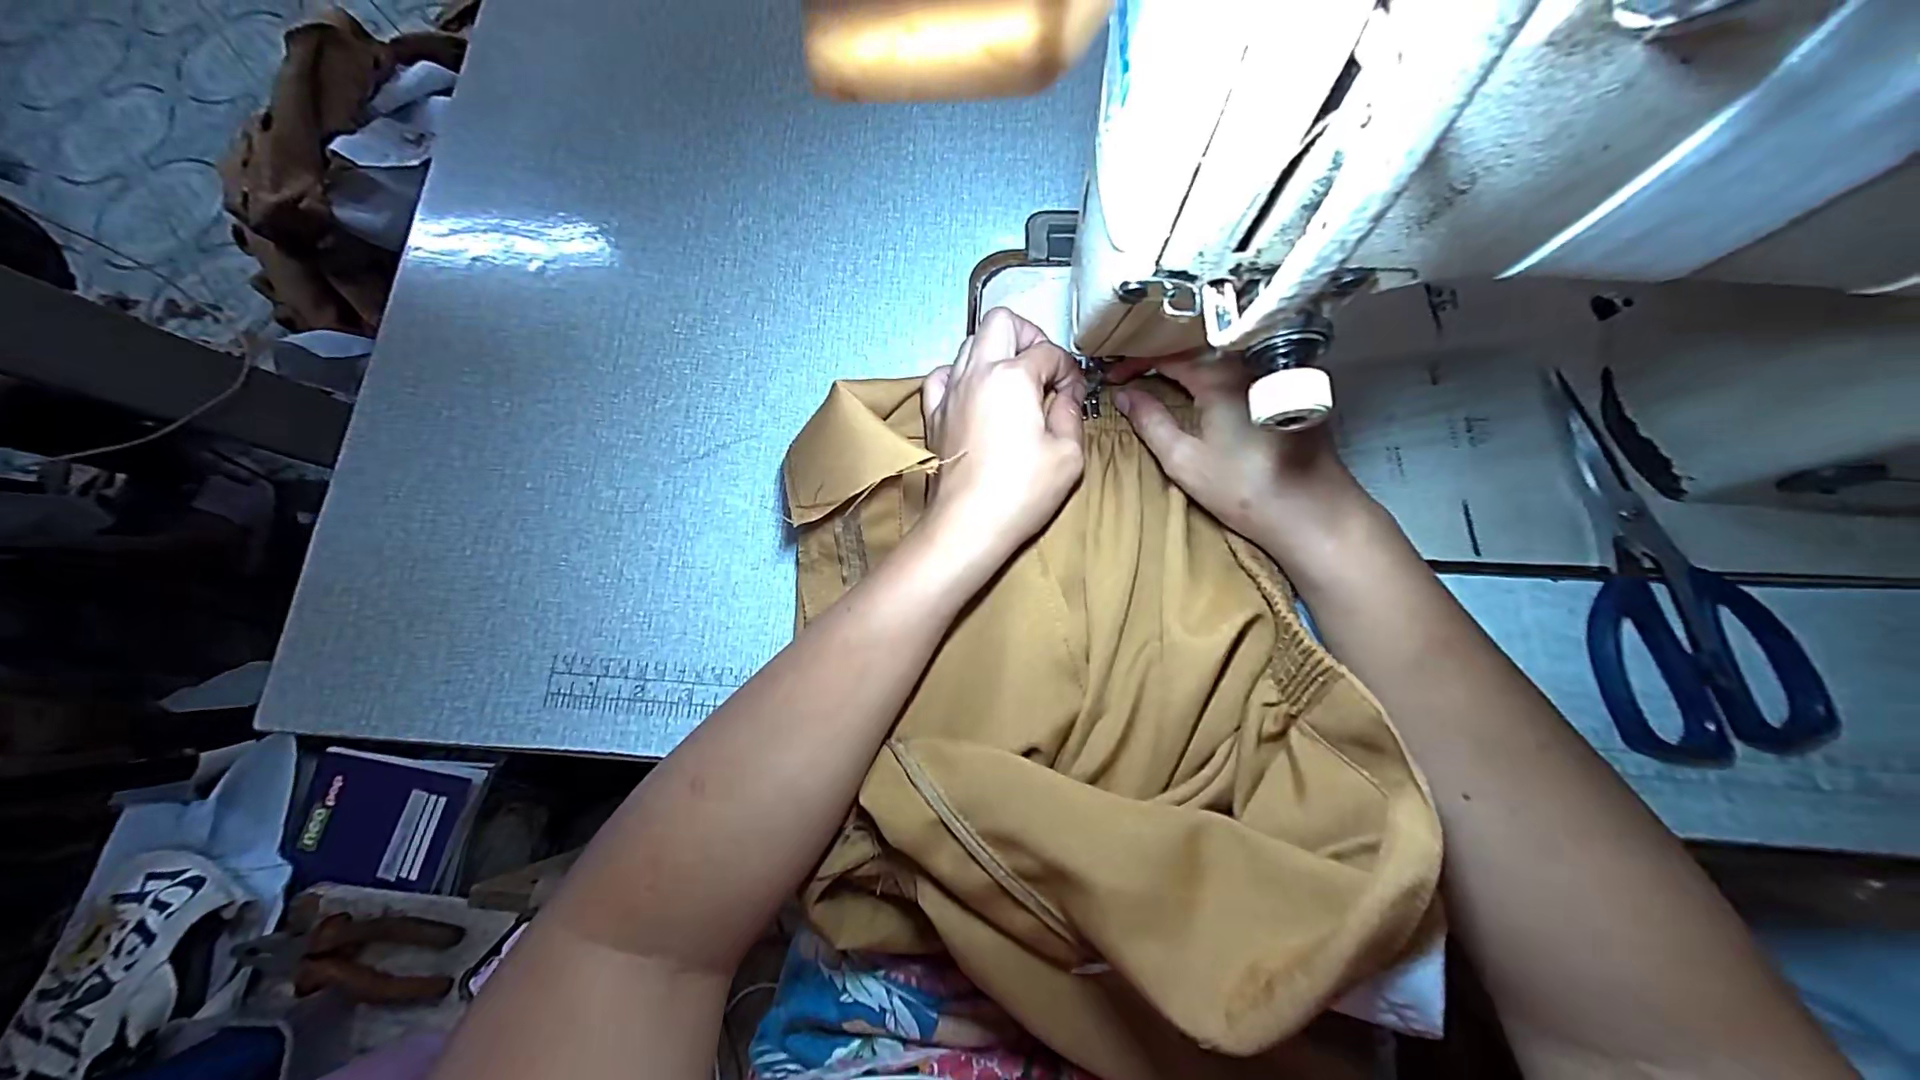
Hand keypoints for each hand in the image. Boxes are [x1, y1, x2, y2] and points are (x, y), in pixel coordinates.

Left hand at [919, 307, 1085, 566]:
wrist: (967, 525)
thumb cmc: (1021, 492)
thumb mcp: (1069, 455)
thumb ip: (1071, 414)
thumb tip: (1067, 397)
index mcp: (1013, 376)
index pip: (1049, 352)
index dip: (1069, 370)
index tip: (1074, 394)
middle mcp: (976, 373)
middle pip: (1001, 321)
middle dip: (1029, 335)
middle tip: (1043, 367)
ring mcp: (950, 392)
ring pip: (968, 343)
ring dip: (996, 351)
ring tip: (1013, 381)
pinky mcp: (933, 416)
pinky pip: (940, 376)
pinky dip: (959, 375)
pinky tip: (974, 393)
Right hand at [1110, 353, 1368, 561]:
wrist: (1312, 512)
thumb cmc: (1246, 491)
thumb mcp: (1184, 461)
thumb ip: (1150, 421)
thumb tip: (1124, 395)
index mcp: (1221, 376)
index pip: (1167, 353)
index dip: (1134, 361)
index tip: (1113, 377)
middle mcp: (1250, 363)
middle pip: (1194, 347)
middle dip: (1157, 358)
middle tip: (1130, 376)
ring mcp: (1273, 372)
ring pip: (1218, 355)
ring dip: (1184, 364)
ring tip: (1156, 381)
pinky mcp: (1288, 388)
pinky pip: (1239, 367)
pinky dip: (1211, 373)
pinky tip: (1196, 391)